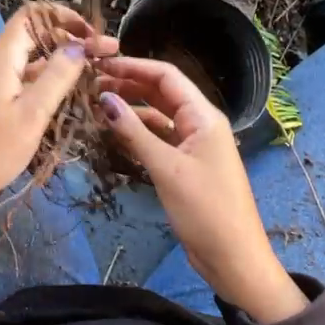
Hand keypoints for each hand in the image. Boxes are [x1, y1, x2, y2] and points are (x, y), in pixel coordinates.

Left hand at [0, 4, 117, 245]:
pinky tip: (67, 93)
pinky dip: (45, 79)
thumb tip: (77, 46)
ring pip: (29, 60)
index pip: (31, 15)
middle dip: (70, 39)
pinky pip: (21, 79)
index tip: (93, 33)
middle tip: (107, 54)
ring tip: (96, 73)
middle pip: (33, 35)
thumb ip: (56, 77)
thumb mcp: (31, 115)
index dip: (64, 16)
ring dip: (61, 61)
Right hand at [97, 57, 308, 323]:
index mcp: (203, 116)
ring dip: (130, 109)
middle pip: (161, 92)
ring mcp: (193, 145)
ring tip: (95, 106)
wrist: (234, 259)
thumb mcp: (166, 168)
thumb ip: (134, 132)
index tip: (100, 64)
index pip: (166, 76)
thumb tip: (104, 99)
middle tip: (90, 85)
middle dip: (128, 84)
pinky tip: (112, 133)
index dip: (133, 67)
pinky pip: (158, 139)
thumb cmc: (205, 210)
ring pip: (157, 116)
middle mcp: (199, 124)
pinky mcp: (185, 165)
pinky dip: (136, 133)